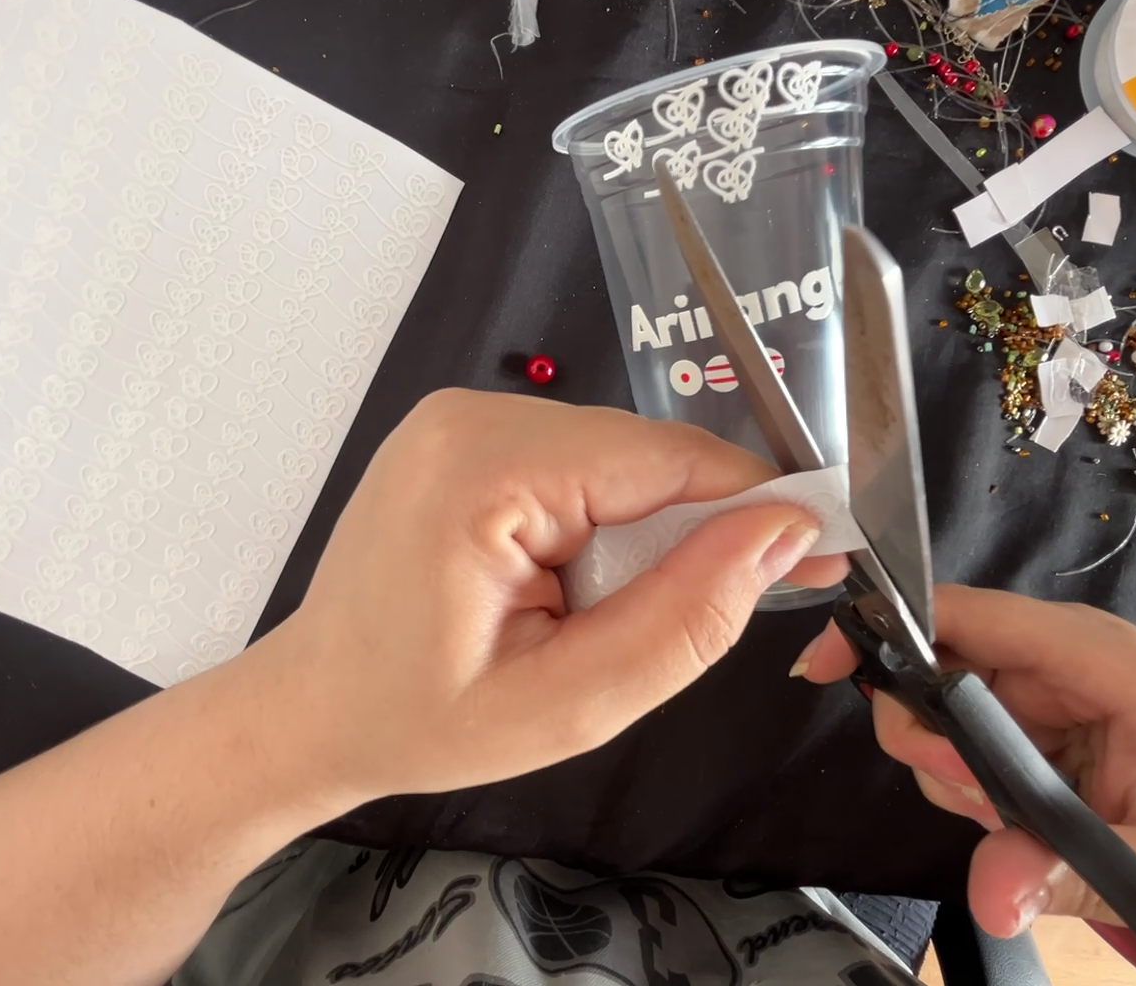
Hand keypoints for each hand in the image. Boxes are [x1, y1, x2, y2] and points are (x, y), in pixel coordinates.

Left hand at [244, 389, 844, 801]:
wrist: (316, 703)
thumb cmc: (423, 721)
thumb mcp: (567, 705)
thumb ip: (682, 620)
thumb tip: (781, 533)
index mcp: (482, 471)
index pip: (662, 457)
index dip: (753, 501)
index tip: (819, 551)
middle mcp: (468, 415)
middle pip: (638, 452)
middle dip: (684, 528)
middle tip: (682, 614)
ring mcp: (456, 414)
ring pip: (611, 454)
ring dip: (634, 527)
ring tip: (591, 607)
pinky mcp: (458, 431)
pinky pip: (570, 456)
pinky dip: (595, 512)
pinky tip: (563, 574)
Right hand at [795, 585, 1135, 978]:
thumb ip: (1084, 876)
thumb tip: (987, 892)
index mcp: (1094, 655)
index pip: (961, 612)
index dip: (883, 627)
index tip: (821, 667)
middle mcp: (1055, 663)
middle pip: (931, 662)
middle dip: (922, 730)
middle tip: (967, 794)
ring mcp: (1040, 700)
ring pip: (934, 710)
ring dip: (945, 770)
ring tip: (1011, 823)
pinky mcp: (1031, 735)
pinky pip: (958, 746)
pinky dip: (962, 787)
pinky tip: (1015, 824)